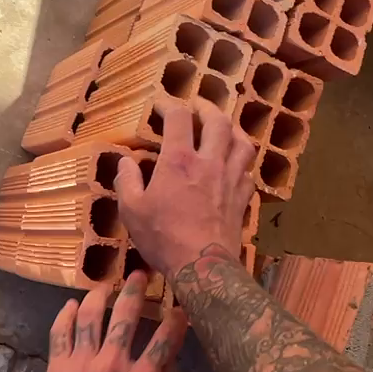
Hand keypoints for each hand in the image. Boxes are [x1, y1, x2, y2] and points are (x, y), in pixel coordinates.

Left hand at [22, 274, 187, 371]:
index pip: (165, 344)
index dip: (175, 322)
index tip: (179, 307)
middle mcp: (114, 365)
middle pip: (126, 317)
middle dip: (135, 291)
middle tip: (138, 275)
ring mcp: (84, 362)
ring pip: (92, 316)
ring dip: (99, 296)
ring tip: (104, 285)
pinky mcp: (58, 366)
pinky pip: (61, 332)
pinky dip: (66, 315)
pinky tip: (70, 305)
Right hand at [116, 95, 254, 279]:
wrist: (203, 266)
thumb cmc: (163, 237)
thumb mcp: (132, 210)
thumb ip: (127, 181)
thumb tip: (125, 161)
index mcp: (179, 161)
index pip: (179, 118)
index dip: (170, 105)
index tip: (161, 105)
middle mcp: (209, 162)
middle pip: (217, 122)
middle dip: (207, 107)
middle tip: (197, 105)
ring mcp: (230, 179)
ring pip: (241, 142)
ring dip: (232, 128)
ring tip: (222, 127)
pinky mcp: (243, 197)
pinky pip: (247, 169)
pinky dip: (240, 160)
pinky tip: (233, 164)